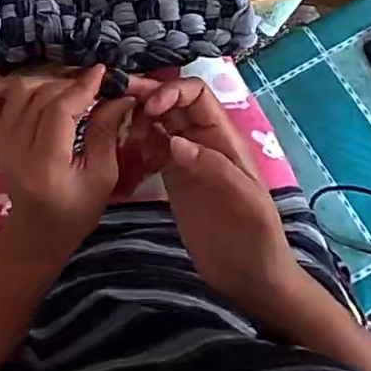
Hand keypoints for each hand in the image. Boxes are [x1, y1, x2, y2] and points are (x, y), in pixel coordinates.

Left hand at [0, 66, 132, 261]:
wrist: (37, 231)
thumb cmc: (75, 211)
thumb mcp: (102, 178)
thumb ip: (105, 134)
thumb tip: (118, 96)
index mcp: (46, 165)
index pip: (58, 112)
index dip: (81, 87)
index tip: (101, 71)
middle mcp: (16, 149)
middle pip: (38, 98)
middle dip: (68, 84)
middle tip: (90, 85)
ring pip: (16, 92)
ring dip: (42, 82)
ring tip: (65, 88)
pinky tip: (11, 88)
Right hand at [125, 72, 317, 321]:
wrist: (250, 279)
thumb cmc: (257, 238)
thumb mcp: (246, 202)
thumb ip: (214, 167)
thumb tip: (174, 140)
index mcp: (222, 137)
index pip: (195, 94)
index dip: (171, 91)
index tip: (149, 108)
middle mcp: (201, 139)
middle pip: (169, 100)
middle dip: (143, 94)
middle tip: (112, 98)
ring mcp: (183, 156)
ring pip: (155, 119)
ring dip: (134, 114)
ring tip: (114, 123)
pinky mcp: (169, 174)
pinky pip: (147, 143)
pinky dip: (132, 137)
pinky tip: (120, 143)